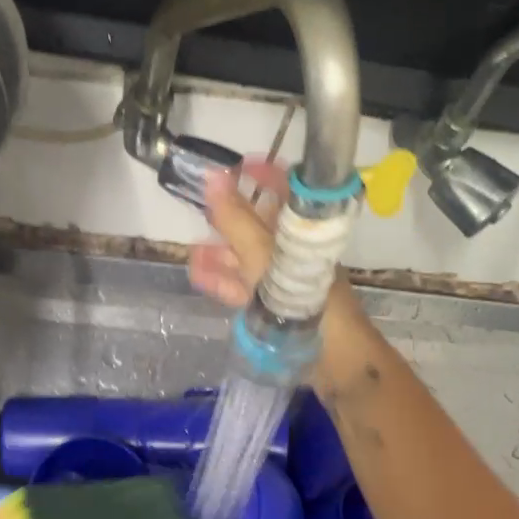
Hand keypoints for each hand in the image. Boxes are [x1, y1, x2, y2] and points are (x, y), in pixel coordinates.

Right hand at [187, 159, 290, 307]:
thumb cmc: (298, 291)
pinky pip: (244, 286)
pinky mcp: (272, 305)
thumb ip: (235, 218)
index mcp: (302, 226)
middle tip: (201, 214)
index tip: (231, 170)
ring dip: (219, 253)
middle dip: (227, 221)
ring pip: (247, 258)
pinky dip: (222, 279)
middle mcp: (293, 249)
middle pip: (257, 225)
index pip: (283, 188)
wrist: (325, 349)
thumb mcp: (261, 251)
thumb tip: (212, 176)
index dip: (259, 175)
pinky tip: (200, 275)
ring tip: (192, 253)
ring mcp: (282, 278)